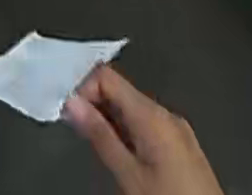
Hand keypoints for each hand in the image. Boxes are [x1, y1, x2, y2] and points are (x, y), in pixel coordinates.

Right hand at [64, 65, 223, 194]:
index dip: (82, 87)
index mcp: (153, 115)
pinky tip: (119, 151)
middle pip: (120, 91)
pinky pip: (146, 125)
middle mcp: (167, 115)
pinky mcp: (183, 147)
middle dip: (93, 103)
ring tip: (93, 142)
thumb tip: (70, 101)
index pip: (106, 76)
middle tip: (74, 125)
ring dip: (109, 118)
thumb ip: (99, 135)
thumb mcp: (129, 175)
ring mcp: (178, 131)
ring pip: (131, 109)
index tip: (67, 109)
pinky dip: (126, 131)